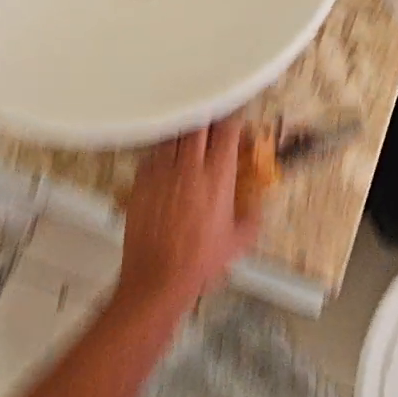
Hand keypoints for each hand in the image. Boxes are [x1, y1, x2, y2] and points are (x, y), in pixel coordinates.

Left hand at [116, 116, 262, 310]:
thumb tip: (255, 207)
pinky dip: (163, 151)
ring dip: (185, 132)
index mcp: (217, 176)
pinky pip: (153, 153)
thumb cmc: (197, 261)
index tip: (236, 123)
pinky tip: (167, 161)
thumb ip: (251, 217)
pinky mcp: (141, 180)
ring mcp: (162, 171)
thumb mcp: (238, 241)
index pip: (227, 130)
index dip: (233, 121)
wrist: (158, 277)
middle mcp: (189, 166)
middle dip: (208, 119)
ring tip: (190, 138)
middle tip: (213, 124)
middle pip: (199, 122)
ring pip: (174, 133)